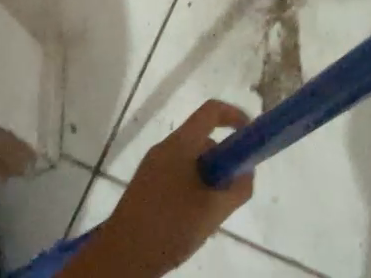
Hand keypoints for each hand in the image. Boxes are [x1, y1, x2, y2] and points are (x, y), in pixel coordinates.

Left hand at [77, 100, 254, 277]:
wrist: (119, 259)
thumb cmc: (168, 227)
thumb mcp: (213, 211)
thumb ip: (238, 189)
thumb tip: (247, 173)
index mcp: (180, 144)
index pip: (211, 111)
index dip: (234, 116)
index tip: (250, 137)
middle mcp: (164, 149)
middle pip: (202, 140)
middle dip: (223, 161)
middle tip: (232, 192)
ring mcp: (152, 168)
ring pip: (190, 163)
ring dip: (208, 180)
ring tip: (211, 216)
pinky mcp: (145, 188)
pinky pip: (177, 178)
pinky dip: (193, 191)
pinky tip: (193, 223)